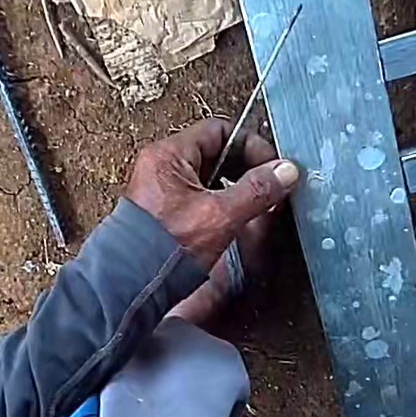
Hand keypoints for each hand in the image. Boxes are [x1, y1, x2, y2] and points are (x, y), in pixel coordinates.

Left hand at [125, 118, 300, 268]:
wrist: (130, 286)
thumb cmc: (164, 250)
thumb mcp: (220, 216)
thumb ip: (256, 191)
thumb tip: (285, 171)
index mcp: (169, 155)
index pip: (219, 130)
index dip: (250, 145)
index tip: (270, 167)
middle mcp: (162, 166)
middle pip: (216, 152)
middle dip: (245, 168)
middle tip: (267, 186)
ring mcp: (161, 188)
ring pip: (209, 175)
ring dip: (234, 187)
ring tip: (254, 205)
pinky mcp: (164, 210)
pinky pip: (199, 194)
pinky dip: (220, 201)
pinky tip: (234, 219)